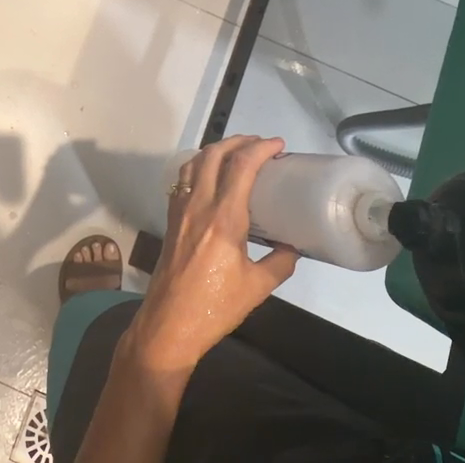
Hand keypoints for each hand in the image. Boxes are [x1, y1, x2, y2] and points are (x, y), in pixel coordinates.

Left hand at [122, 135, 299, 374]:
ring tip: (237, 152)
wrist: (170, 323)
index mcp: (224, 218)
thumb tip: (293, 246)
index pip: (241, 166)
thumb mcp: (258, 287)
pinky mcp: (171, 218)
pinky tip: (211, 175)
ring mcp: (181, 209)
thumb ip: (280, 263)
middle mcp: (199, 204)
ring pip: (195, 162)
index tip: (278, 146)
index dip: (261, 148)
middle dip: (238, 141)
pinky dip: (199, 165)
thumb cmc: (216, 306)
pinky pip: (183, 178)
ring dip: (217, 149)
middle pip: (215, 154)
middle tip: (260, 144)